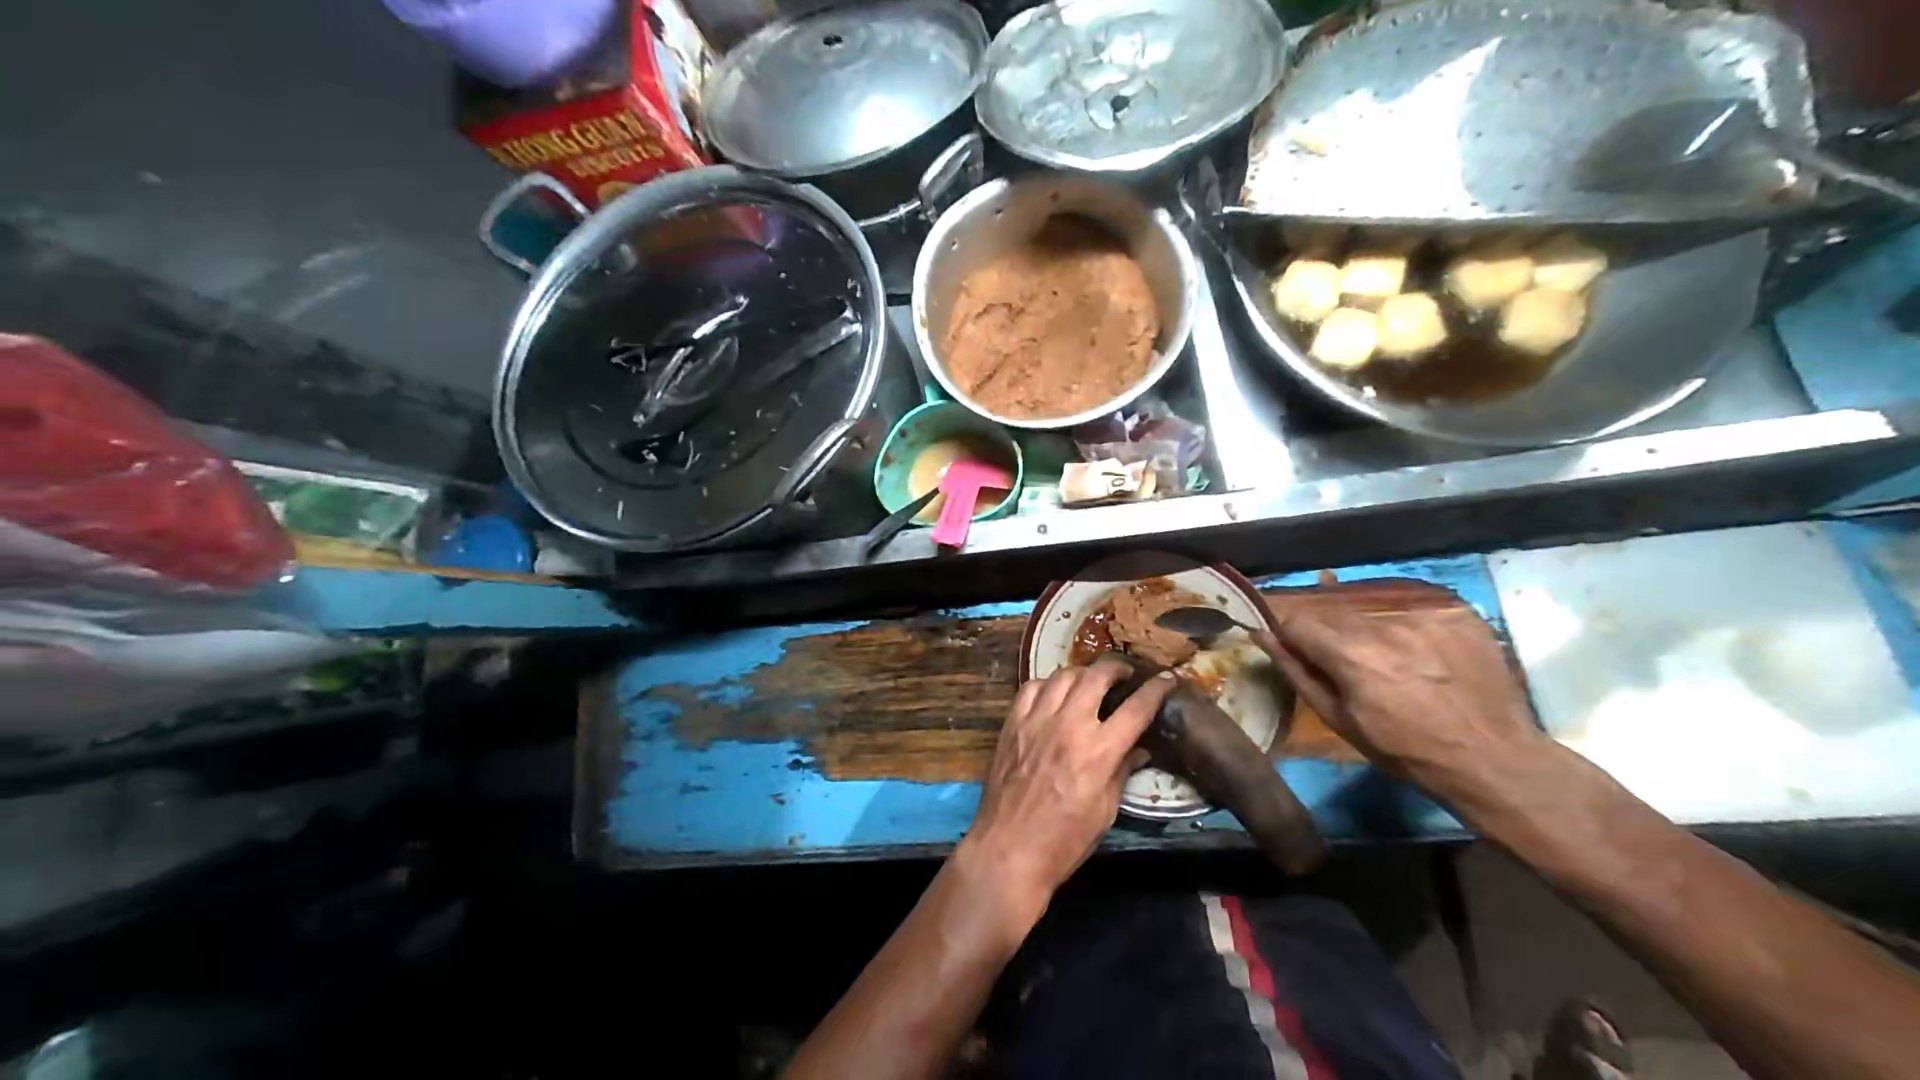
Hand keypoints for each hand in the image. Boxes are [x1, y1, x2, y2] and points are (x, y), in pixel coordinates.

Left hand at [961, 658, 1176, 913]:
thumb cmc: (1064, 840)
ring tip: (1091, 680)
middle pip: (1097, 676)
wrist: (1008, 848)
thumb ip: (1122, 772)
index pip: (1136, 708)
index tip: (1167, 678)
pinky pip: (1031, 688)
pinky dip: (1047, 684)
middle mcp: (1069, 726)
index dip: (1156, 689)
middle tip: (1125, 672)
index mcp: (1098, 752)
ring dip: (1082, 672)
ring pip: (1063, 675)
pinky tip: (1054, 693)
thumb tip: (1140, 749)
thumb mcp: (1105, 811)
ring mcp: (1037, 720)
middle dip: (1116, 667)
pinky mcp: (1012, 723)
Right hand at [1255, 602, 1550, 804]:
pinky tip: (1431, 663)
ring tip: (1399, 669)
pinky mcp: (1459, 616)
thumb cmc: (1406, 751)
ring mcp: (1426, 617)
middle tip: (1355, 671)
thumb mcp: (1340, 720)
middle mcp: (1385, 625)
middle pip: (1337, 615)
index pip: (1299, 620)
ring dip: (1375, 636)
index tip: (1303, 655)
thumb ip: (1297, 673)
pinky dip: (1413, 634)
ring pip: (1377, 616)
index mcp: (1351, 653)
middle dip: (1335, 638)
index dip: (1294, 637)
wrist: (1495, 761)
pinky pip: (1416, 615)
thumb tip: (1263, 636)